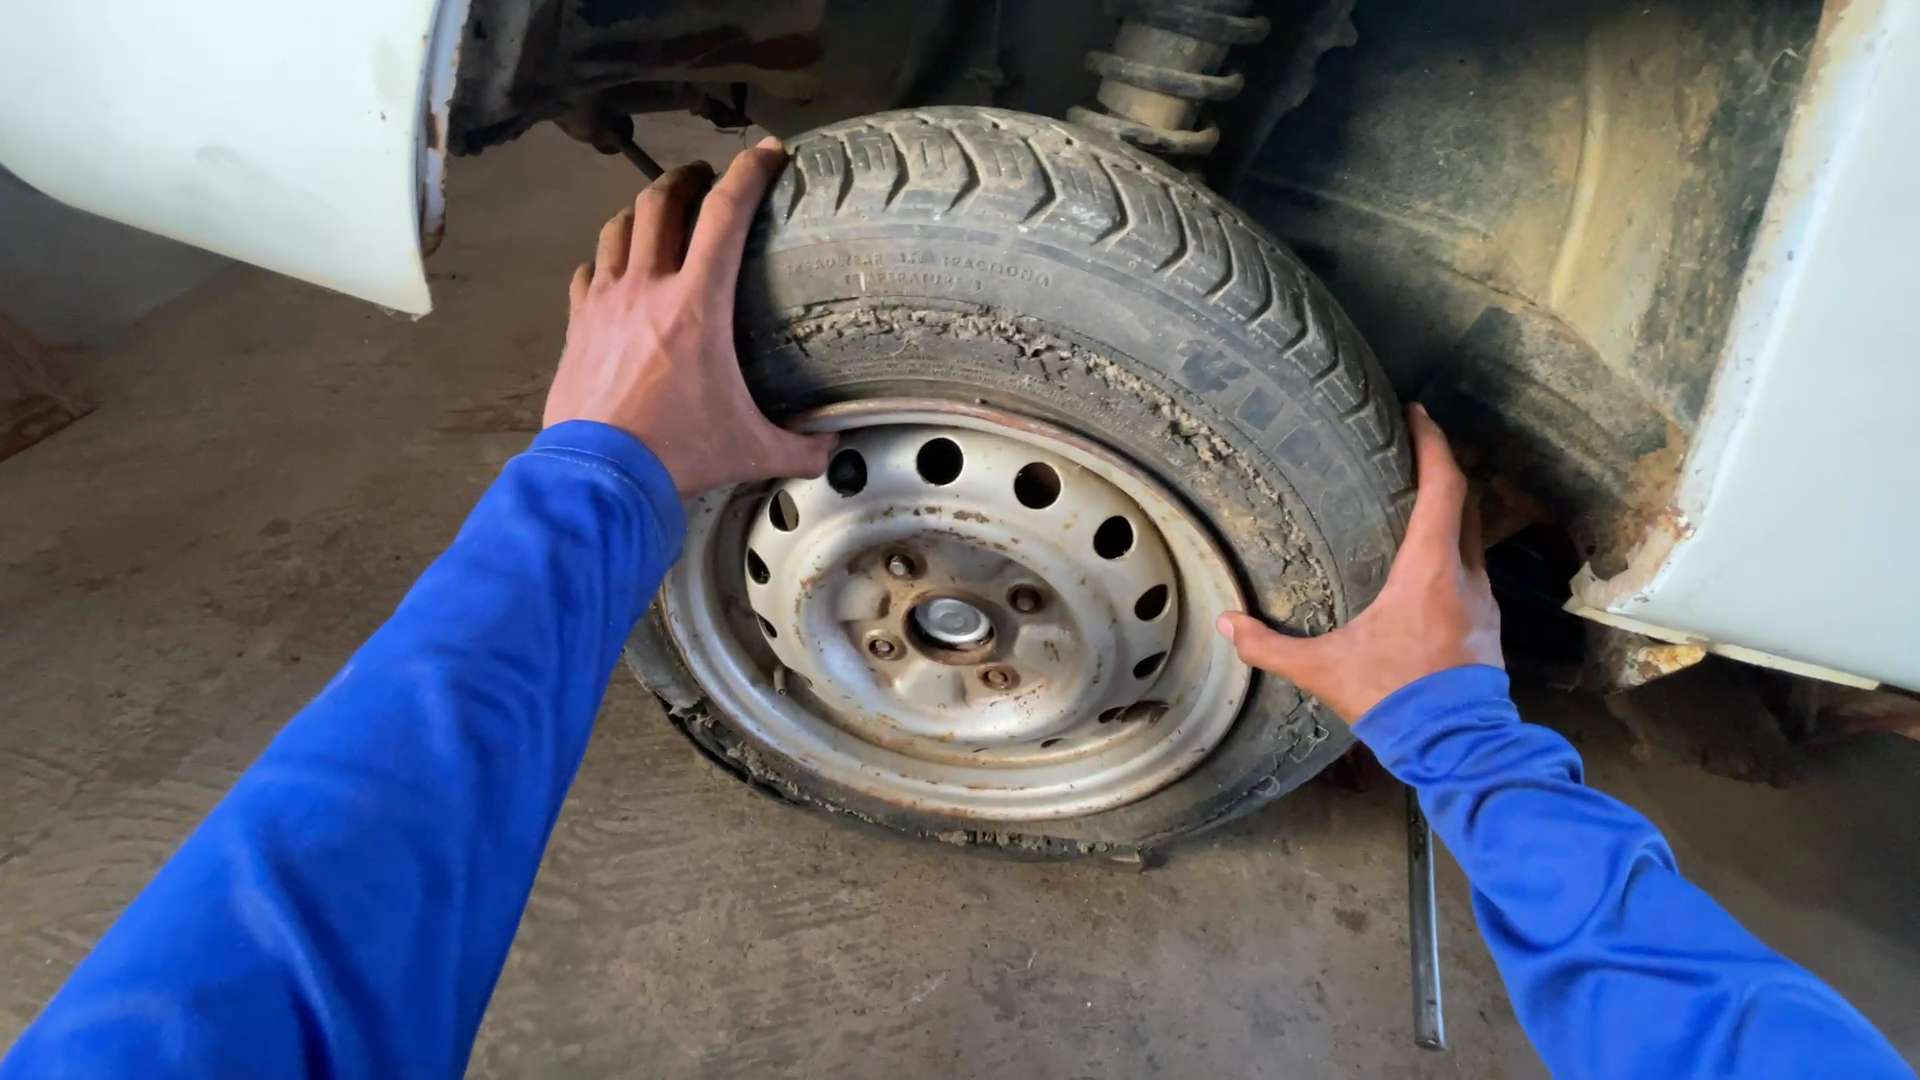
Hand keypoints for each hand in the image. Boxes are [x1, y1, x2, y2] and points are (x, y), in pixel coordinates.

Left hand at [543, 137, 834, 496]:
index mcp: (697, 304)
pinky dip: (607, 258)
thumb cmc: (681, 452)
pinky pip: (590, 269)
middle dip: (687, 179)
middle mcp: (648, 287)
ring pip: (620, 226)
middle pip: (661, 201)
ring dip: (644, 209)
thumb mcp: (753, 450)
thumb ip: (802, 448)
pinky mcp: (579, 322)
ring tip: (661, 212)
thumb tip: (833, 449)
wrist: (601, 473)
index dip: (750, 175)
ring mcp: (605, 300)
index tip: (768, 154)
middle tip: (706, 179)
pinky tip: (617, 268)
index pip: (725, 217)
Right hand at [1216, 405, 1502, 723]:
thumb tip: (1226, 624)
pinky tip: (1423, 562)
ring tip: (1413, 499)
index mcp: (1428, 571)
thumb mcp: (1322, 669)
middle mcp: (1464, 575)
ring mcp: (1481, 600)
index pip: (1443, 490)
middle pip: (1465, 503)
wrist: (1459, 748)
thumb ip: (1269, 645)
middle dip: (1442, 468)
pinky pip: (1470, 566)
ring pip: (1472, 536)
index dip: (1433, 446)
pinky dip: (1451, 546)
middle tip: (1412, 448)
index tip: (1420, 414)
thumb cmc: (1392, 696)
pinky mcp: (1485, 624)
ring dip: (1448, 509)